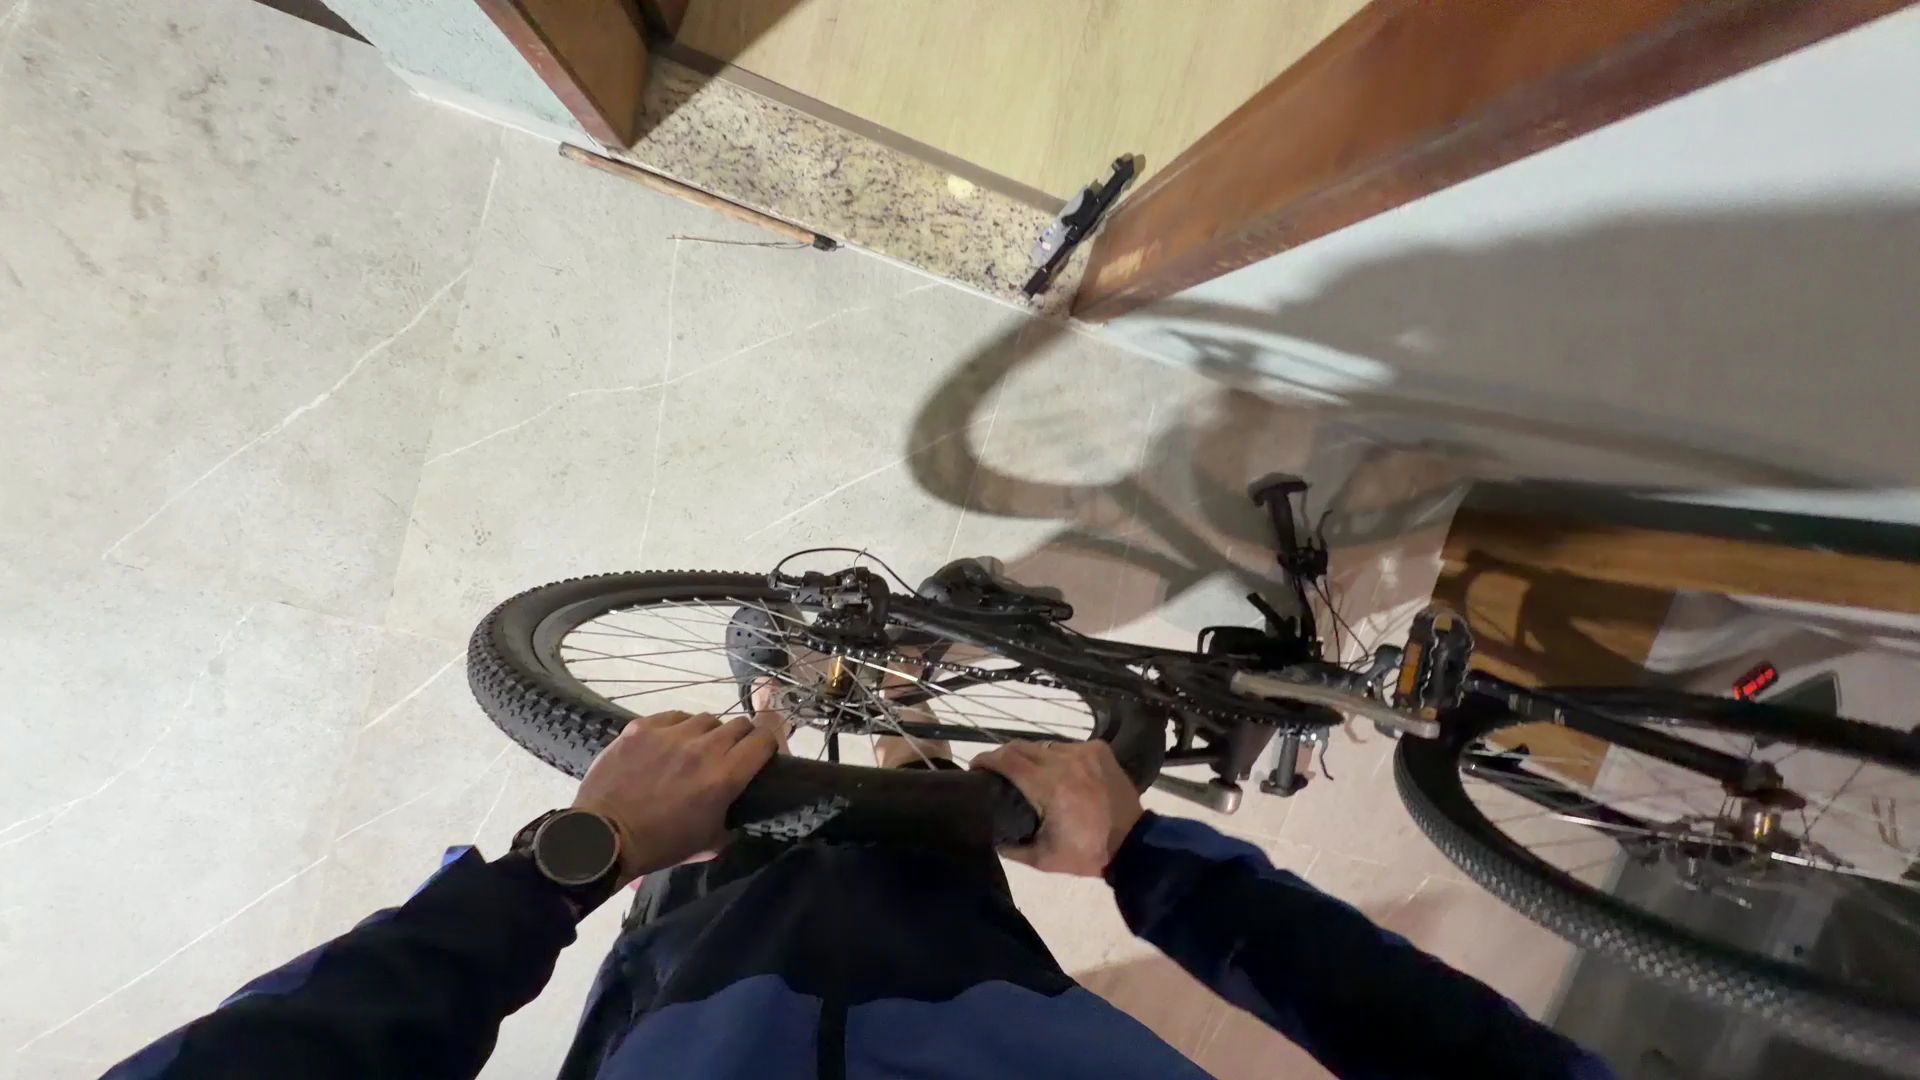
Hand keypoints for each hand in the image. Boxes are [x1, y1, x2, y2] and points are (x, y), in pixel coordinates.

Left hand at [571, 710, 777, 884]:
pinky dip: (677, 727)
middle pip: (738, 725)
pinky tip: (668, 743)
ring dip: (707, 733)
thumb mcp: (709, 843)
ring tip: (693, 748)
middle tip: (727, 754)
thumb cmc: (660, 845)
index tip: (759, 753)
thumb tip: (741, 808)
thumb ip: (733, 819)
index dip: (766, 744)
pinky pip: (673, 716)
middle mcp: (704, 748)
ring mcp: (671, 734)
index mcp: (725, 776)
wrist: (602, 839)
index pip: (763, 739)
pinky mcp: (643, 728)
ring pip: (706, 719)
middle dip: (739, 738)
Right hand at [972, 740, 1142, 876]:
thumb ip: (1011, 846)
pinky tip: (1058, 772)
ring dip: (1031, 756)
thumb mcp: (1043, 859)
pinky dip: (1056, 757)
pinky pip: (1067, 746)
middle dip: (1004, 756)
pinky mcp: (1099, 749)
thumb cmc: (1086, 853)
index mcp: (1050, 787)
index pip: (1007, 760)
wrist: (1134, 845)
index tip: (975, 766)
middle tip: (997, 771)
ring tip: (1028, 773)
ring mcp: (1084, 752)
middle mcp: (1065, 761)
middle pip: (1021, 747)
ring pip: (1044, 745)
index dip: (986, 759)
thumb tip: (989, 832)